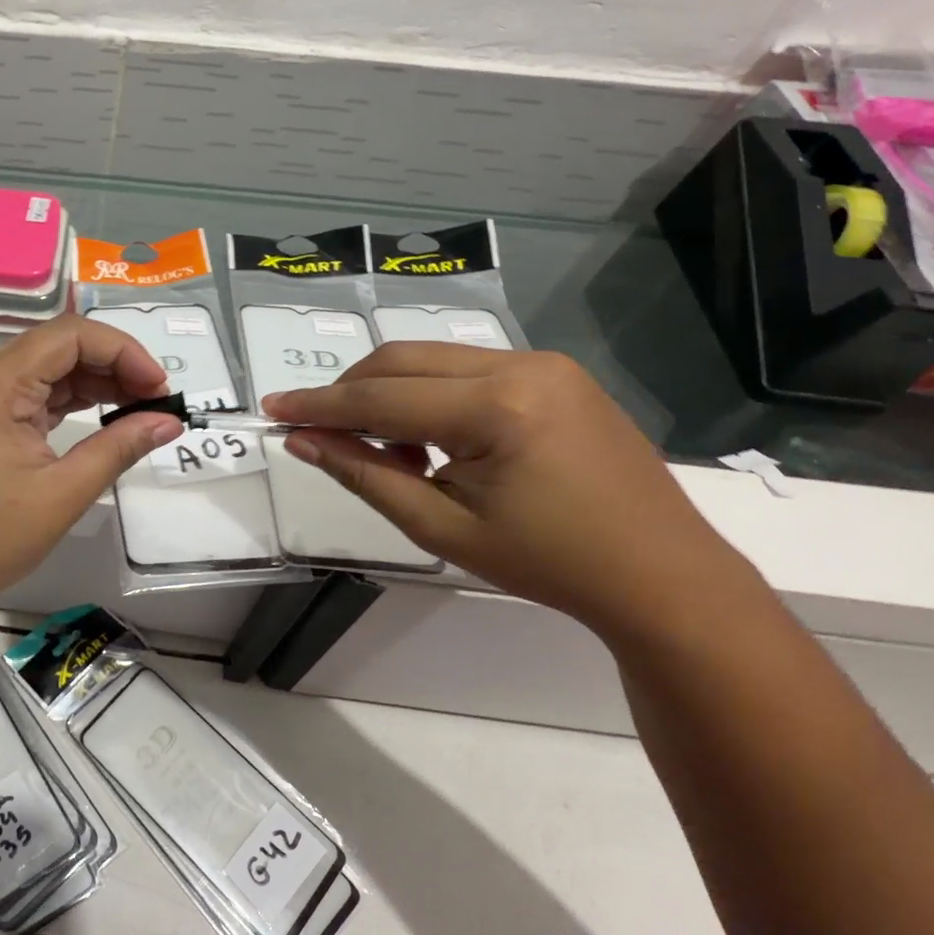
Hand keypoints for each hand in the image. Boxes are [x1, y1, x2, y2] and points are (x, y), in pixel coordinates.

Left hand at [0, 315, 183, 627]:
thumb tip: (169, 421)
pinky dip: (76, 400)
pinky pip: (39, 394)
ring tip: (143, 408)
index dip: (122, 351)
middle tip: (157, 400)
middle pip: (60, 346)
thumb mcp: (64, 492)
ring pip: (52, 368)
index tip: (159, 387)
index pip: (69, 336)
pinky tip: (110, 417)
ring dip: (98, 382)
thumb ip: (119, 448)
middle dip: (114, 364)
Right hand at [263, 343, 751, 632]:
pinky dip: (429, 395)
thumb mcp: (441, 528)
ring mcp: (544, 364)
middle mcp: (520, 366)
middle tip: (315, 431)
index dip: (319, 406)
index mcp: (495, 408)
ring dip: (388, 393)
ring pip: (432, 359)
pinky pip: (467, 368)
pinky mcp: (556, 374)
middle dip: (349, 392)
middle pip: (402, 361)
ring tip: (384, 451)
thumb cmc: (549, 563)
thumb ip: (366, 474)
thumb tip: (303, 442)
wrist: (662, 575)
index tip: (271, 408)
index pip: (380, 398)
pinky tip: (431, 440)